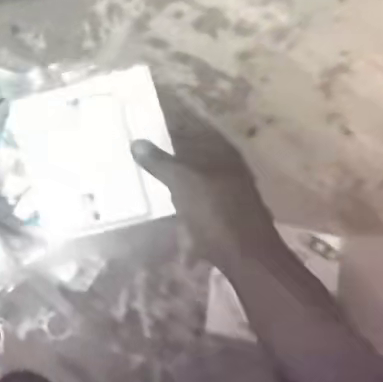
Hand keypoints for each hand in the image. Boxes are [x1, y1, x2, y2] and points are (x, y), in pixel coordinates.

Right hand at [134, 139, 281, 275]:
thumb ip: (160, 163)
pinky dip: (183, 206)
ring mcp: (229, 193)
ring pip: (196, 181)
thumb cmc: (214, 212)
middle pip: (195, 155)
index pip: (195, 128)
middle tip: (144, 155)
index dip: (172, 126)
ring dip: (177, 183)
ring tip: (151, 184)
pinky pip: (197, 204)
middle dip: (172, 156)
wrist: (245, 256)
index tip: (148, 127)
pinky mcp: (225, 216)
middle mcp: (230, 168)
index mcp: (223, 153)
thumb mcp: (182, 183)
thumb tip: (136, 142)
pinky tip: (170, 213)